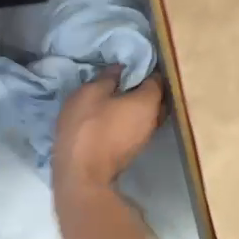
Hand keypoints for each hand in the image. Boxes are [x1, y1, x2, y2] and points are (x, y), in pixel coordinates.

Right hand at [53, 67, 163, 196]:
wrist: (82, 173)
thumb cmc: (87, 127)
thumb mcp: (90, 93)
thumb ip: (108, 77)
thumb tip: (120, 68)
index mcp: (148, 101)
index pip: (156, 78)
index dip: (144, 68)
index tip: (129, 65)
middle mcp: (154, 119)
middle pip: (156, 98)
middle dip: (143, 88)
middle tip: (123, 81)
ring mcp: (145, 138)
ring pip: (147, 114)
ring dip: (135, 106)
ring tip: (116, 98)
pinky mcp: (133, 151)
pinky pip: (137, 127)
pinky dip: (129, 119)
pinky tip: (112, 117)